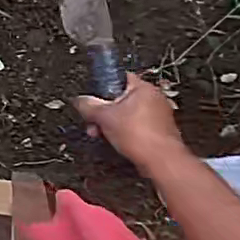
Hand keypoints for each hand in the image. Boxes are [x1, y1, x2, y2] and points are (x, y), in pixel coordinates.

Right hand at [75, 73, 189, 165]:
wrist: (161, 161)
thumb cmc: (139, 135)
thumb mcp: (102, 116)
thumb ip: (87, 105)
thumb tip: (79, 100)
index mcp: (143, 88)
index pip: (119, 78)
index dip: (102, 87)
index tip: (92, 97)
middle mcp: (154, 99)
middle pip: (120, 99)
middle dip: (103, 111)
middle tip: (93, 120)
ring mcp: (158, 116)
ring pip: (126, 114)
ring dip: (110, 123)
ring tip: (100, 133)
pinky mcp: (159, 131)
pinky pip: (136, 126)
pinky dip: (124, 132)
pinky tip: (114, 141)